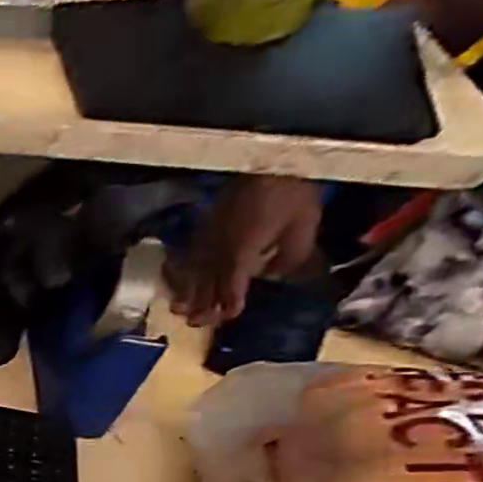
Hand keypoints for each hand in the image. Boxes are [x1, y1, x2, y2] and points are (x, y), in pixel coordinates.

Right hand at [169, 174, 323, 326]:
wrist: (270, 159)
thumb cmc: (291, 192)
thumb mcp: (303, 225)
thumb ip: (289, 255)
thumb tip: (274, 273)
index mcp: (241, 250)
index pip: (231, 284)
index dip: (229, 302)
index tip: (230, 315)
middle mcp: (219, 248)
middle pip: (205, 282)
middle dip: (201, 304)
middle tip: (196, 322)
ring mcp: (208, 236)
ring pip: (194, 271)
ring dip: (187, 291)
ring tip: (179, 309)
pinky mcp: (204, 227)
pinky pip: (191, 254)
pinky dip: (185, 271)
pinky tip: (181, 279)